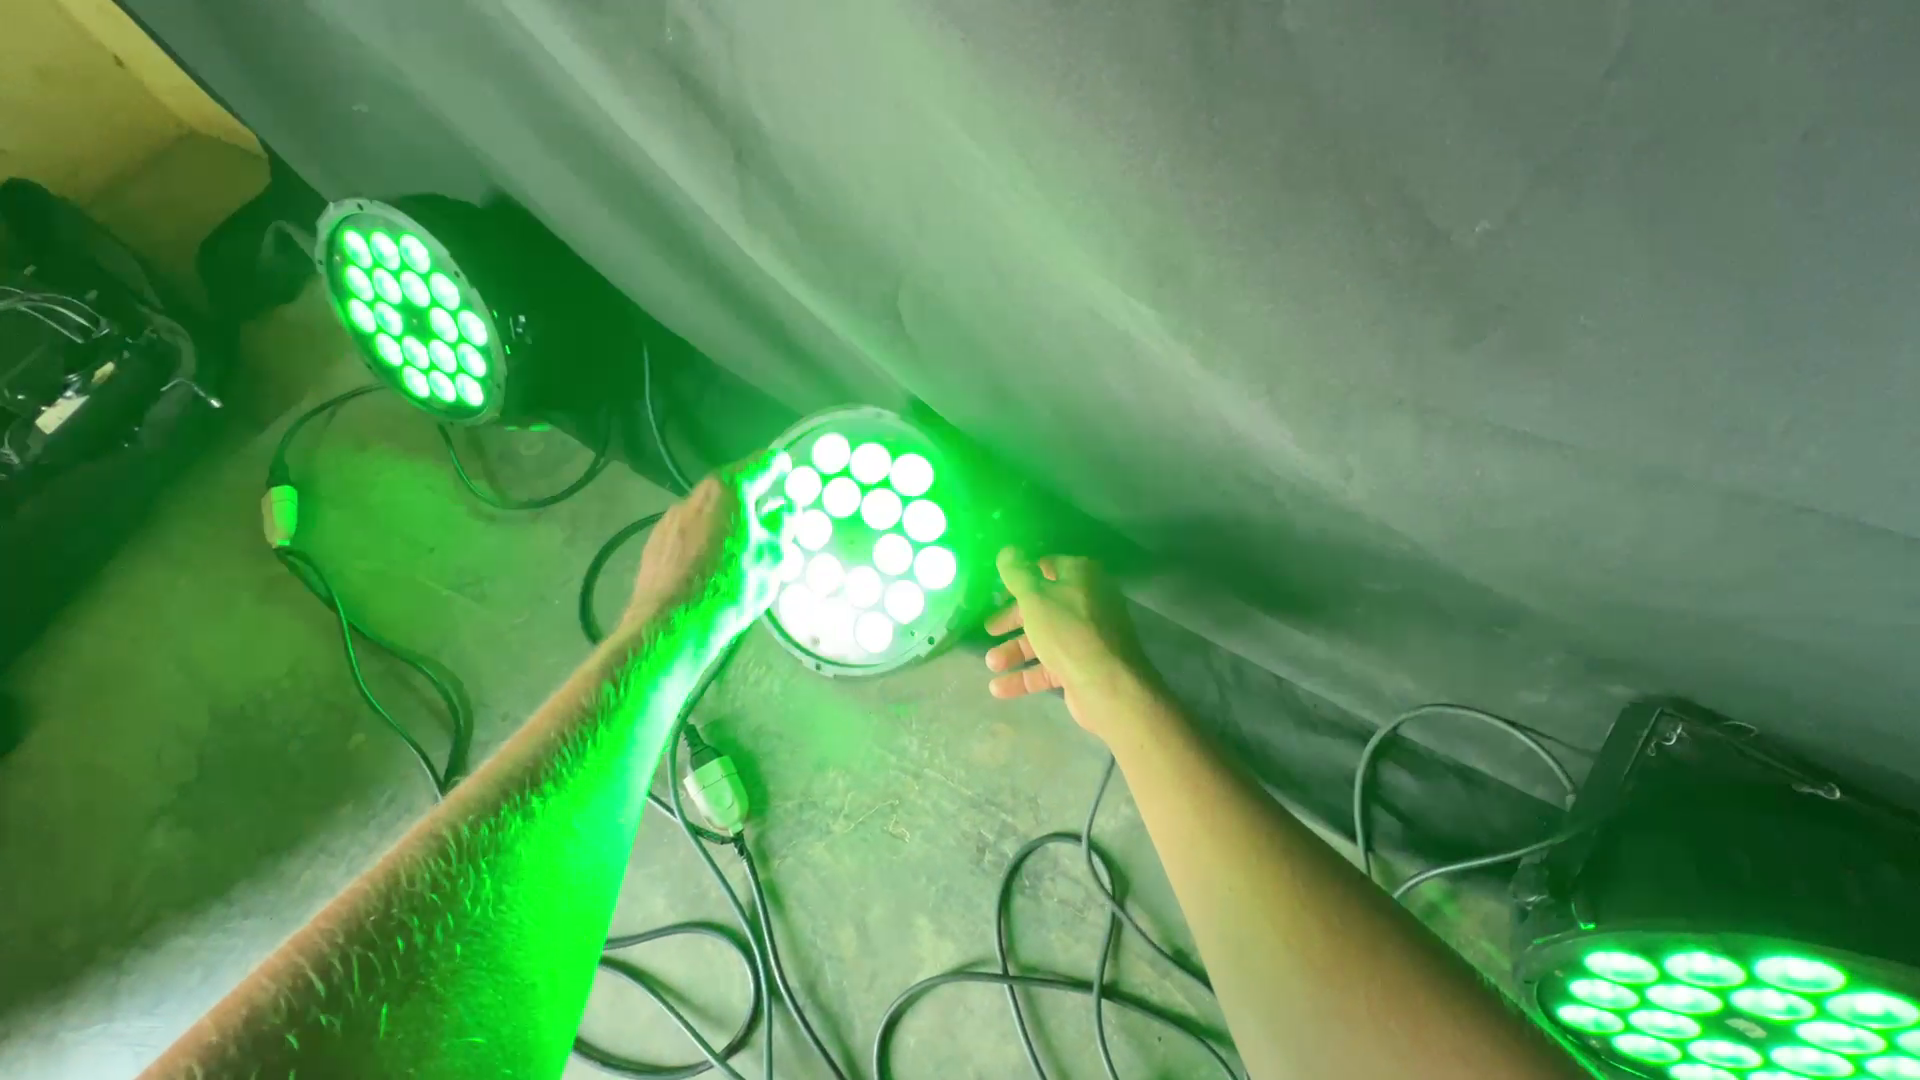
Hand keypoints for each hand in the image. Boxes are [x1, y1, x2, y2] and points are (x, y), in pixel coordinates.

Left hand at [627, 454, 790, 637]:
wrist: (670, 625)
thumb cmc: (731, 588)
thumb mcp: (770, 559)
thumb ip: (780, 527)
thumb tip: (785, 508)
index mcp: (729, 492)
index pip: (759, 465)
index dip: (776, 465)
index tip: (785, 467)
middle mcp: (696, 496)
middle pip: (729, 486)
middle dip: (750, 495)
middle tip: (767, 509)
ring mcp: (671, 518)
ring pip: (708, 510)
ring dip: (726, 518)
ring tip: (740, 542)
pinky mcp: (656, 542)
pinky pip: (690, 530)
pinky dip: (706, 536)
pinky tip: (711, 562)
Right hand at [983, 548, 1161, 735]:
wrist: (1107, 685)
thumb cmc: (1068, 631)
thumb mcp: (1036, 597)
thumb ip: (1018, 574)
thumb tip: (1008, 549)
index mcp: (1082, 577)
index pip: (1049, 567)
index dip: (1023, 577)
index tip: (999, 589)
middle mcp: (1088, 603)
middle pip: (1043, 606)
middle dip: (1013, 620)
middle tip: (989, 629)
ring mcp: (1087, 637)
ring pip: (1044, 639)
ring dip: (1015, 651)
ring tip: (991, 663)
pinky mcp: (1083, 667)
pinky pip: (1049, 668)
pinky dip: (1025, 676)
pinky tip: (998, 688)